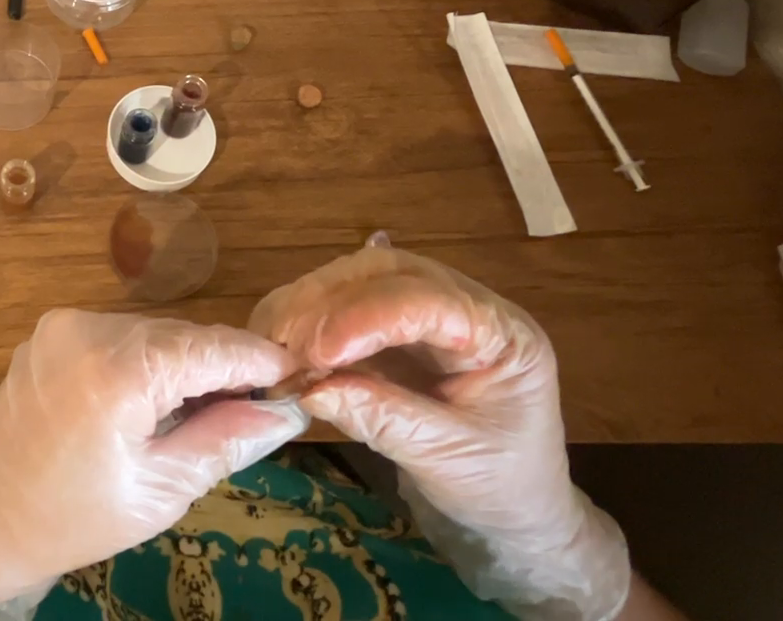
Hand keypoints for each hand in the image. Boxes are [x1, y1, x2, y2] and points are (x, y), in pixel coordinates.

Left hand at [0, 309, 306, 617]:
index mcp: (118, 370)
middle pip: (184, 334)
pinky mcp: (57, 325)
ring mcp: (69, 320)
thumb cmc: (70, 515)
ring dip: (186, 361)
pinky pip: (124, 332)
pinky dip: (150, 357)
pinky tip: (155, 398)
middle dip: (224, 364)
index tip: (299, 377)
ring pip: (156, 331)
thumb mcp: (159, 490)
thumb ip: (225, 439)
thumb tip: (288, 412)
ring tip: (203, 411)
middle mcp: (91, 327)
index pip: (213, 346)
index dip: (260, 360)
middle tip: (257, 406)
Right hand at [250, 240, 631, 620]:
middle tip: (281, 341)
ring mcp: (423, 308)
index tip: (316, 355)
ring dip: (307, 305)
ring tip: (273, 344)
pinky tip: (279, 339)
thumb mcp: (449, 460)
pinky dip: (306, 318)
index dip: (364, 317)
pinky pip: (341, 302)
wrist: (509, 511)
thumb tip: (310, 391)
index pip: (425, 300)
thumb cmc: (499, 488)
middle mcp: (461, 303)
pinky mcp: (389, 324)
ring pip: (354, 277)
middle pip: (383, 271)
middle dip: (326, 300)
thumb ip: (384, 419)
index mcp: (498, 333)